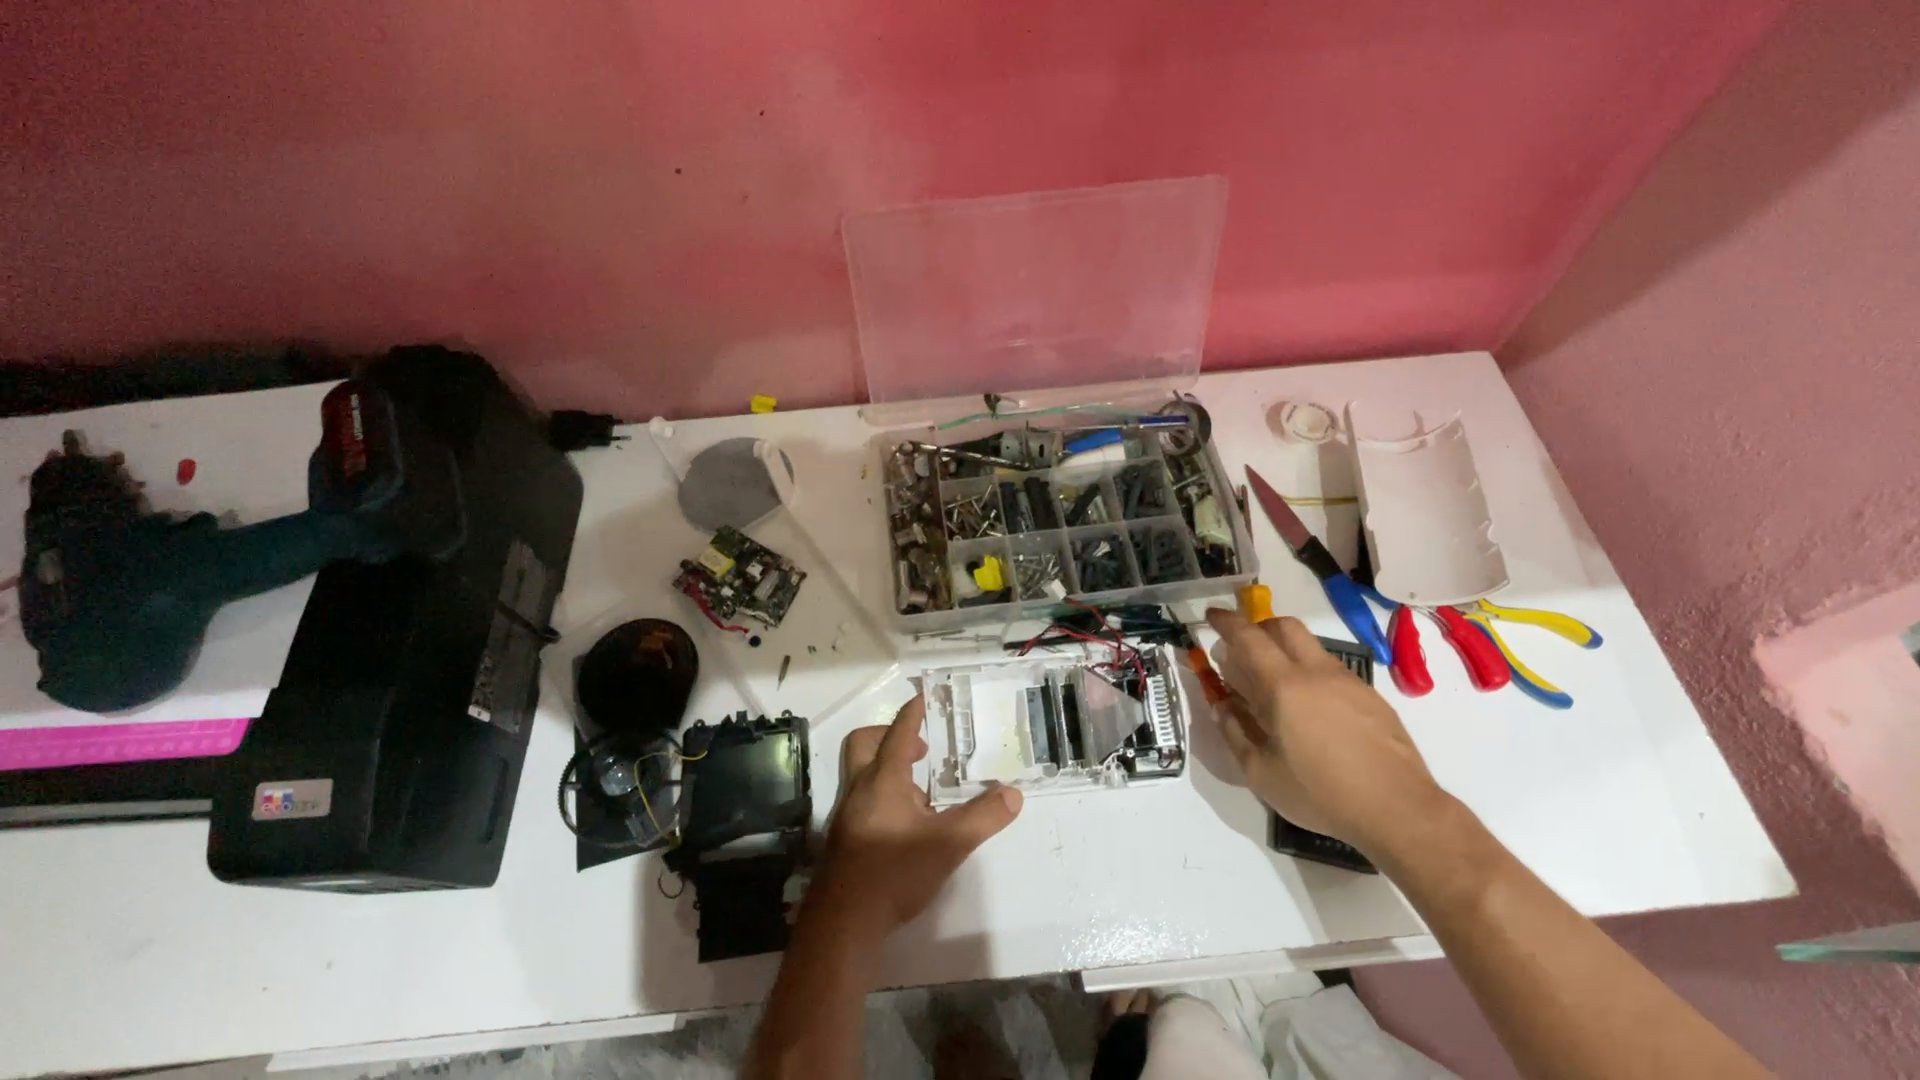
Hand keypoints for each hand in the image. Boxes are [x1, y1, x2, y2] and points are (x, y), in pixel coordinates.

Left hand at [810, 695, 1022, 936]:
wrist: (844, 922)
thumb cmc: (894, 872)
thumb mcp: (949, 844)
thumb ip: (983, 817)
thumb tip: (1013, 793)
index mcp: (883, 779)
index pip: (897, 733)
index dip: (912, 713)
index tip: (922, 698)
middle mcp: (860, 789)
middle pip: (864, 745)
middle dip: (889, 736)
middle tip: (921, 751)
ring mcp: (847, 815)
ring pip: (862, 775)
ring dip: (889, 771)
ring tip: (923, 793)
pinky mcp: (844, 840)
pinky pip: (862, 801)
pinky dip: (883, 798)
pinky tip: (907, 826)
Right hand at [1205, 608, 1446, 855]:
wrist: (1398, 809)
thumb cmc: (1320, 793)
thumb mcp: (1260, 772)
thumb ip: (1234, 732)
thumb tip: (1221, 705)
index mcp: (1284, 686)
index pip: (1248, 637)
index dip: (1226, 622)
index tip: (1211, 616)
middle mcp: (1317, 673)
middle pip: (1284, 626)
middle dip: (1258, 627)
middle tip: (1242, 650)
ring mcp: (1349, 682)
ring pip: (1310, 647)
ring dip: (1285, 652)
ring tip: (1275, 689)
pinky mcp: (1371, 698)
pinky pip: (1331, 671)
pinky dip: (1309, 674)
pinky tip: (1310, 712)